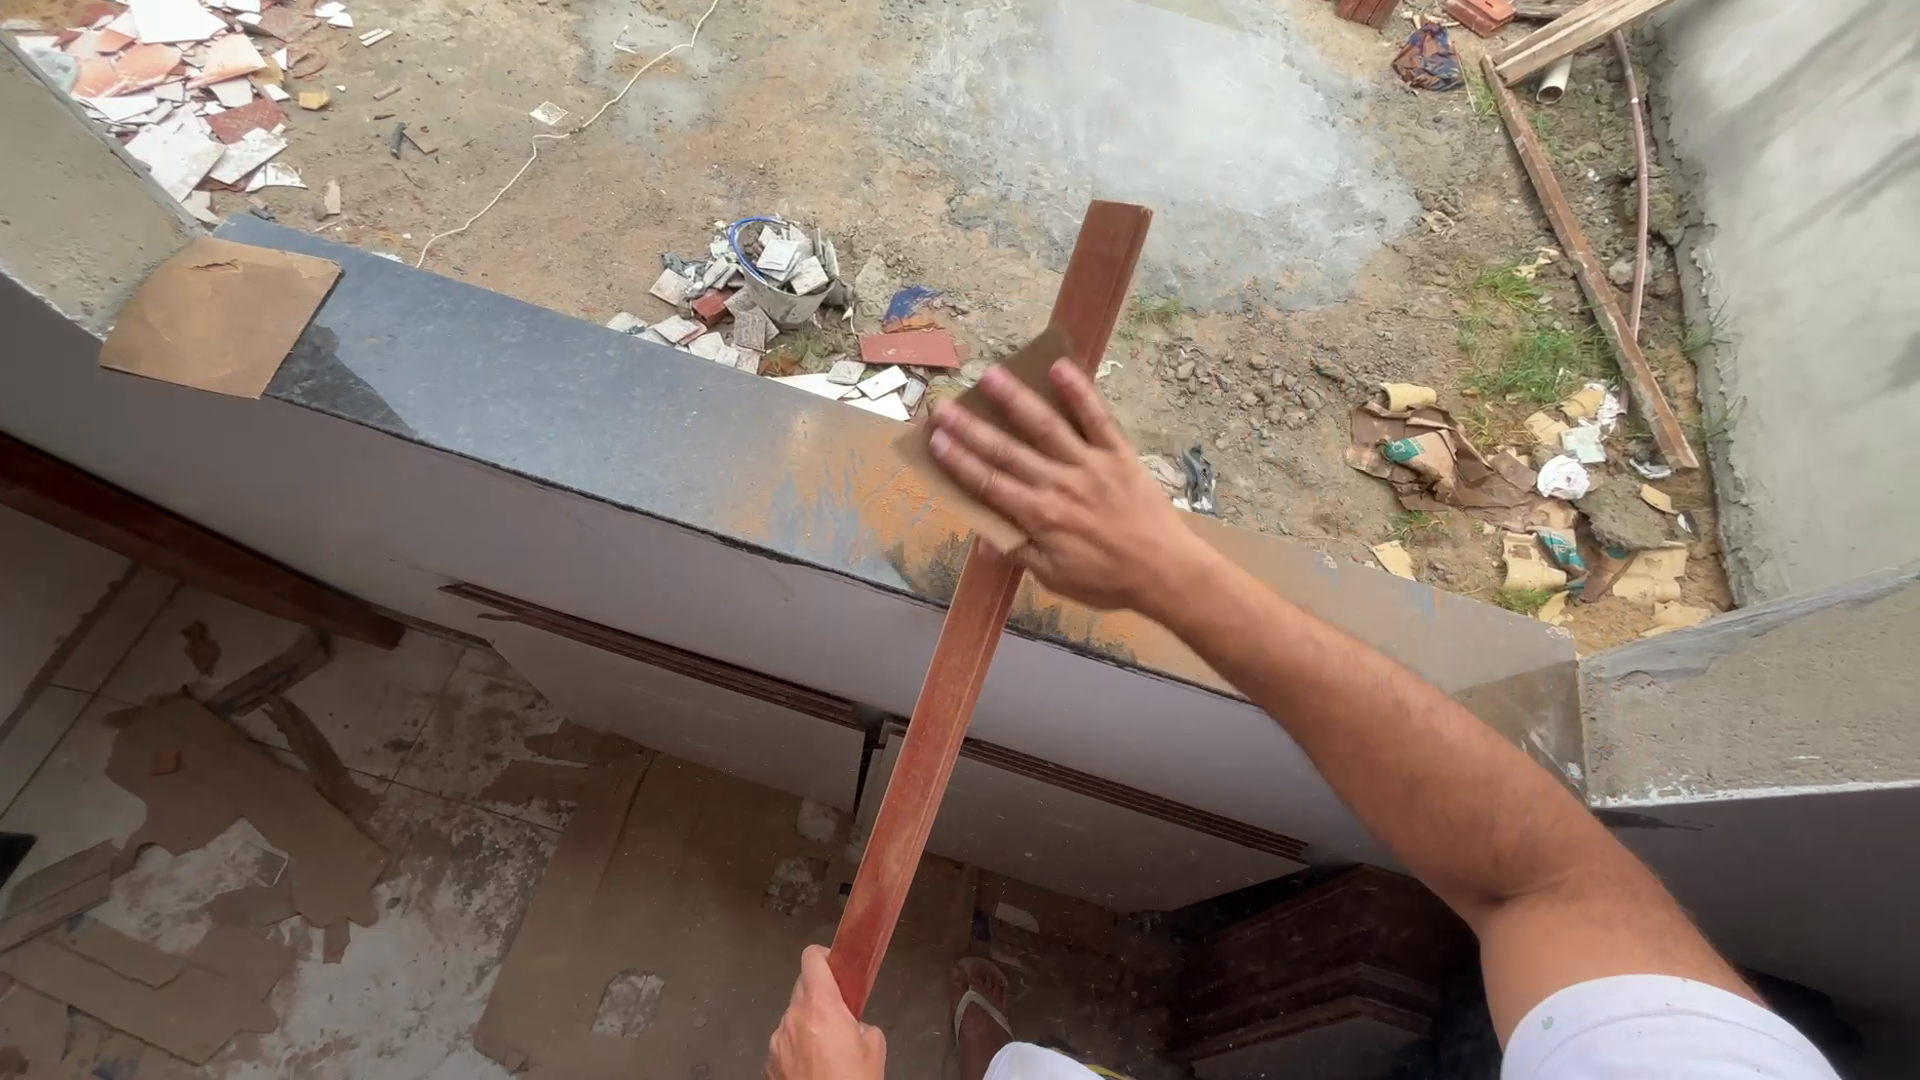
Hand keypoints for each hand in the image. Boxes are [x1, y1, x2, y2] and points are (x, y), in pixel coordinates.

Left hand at [767, 946, 885, 1079]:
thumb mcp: (874, 1044)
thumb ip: (859, 1019)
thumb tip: (851, 1021)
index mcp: (820, 1004)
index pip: (812, 957)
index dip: (825, 957)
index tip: (836, 966)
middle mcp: (793, 1018)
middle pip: (803, 986)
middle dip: (820, 994)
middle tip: (838, 1012)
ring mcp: (777, 1042)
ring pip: (793, 1016)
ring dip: (807, 1022)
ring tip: (826, 1048)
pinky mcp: (769, 1064)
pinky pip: (784, 1041)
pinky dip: (796, 1046)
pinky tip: (813, 1066)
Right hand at [929, 359, 1212, 616]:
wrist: (1165, 572)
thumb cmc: (1108, 581)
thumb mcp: (1055, 578)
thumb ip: (1020, 554)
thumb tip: (984, 542)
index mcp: (1039, 516)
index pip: (989, 483)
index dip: (959, 462)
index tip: (936, 441)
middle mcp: (1058, 483)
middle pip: (1007, 451)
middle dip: (971, 428)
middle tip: (944, 405)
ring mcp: (1089, 464)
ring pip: (1045, 427)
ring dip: (1015, 400)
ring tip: (991, 375)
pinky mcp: (1118, 453)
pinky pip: (1096, 418)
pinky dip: (1078, 392)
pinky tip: (1060, 367)